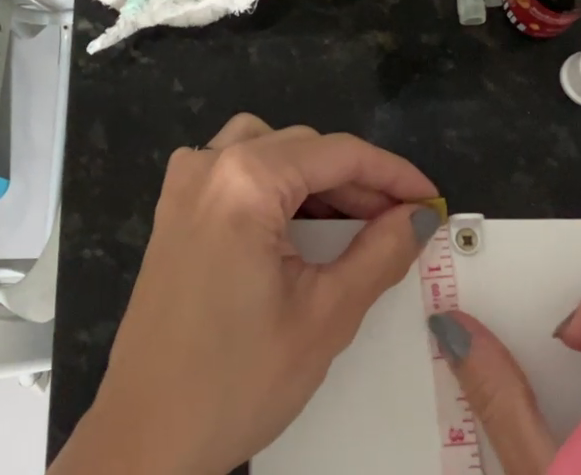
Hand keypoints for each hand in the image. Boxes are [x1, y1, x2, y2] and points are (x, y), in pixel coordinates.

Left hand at [50, 114, 439, 474]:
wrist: (148, 433)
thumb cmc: (238, 379)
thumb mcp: (326, 315)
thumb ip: (381, 252)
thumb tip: (420, 215)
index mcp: (243, 180)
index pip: (337, 153)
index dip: (393, 172)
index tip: (432, 198)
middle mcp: (207, 165)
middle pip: (300, 148)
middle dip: (356, 179)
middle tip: (401, 221)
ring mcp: (183, 185)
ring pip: (267, 150)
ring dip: (315, 178)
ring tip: (356, 222)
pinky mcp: (174, 211)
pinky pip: (234, 172)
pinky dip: (275, 187)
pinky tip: (301, 228)